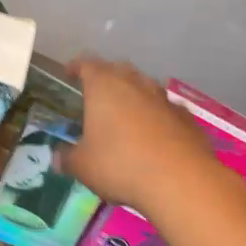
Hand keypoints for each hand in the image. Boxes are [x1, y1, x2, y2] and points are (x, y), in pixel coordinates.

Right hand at [60, 57, 231, 215]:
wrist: (180, 180)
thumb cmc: (120, 165)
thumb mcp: (82, 166)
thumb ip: (67, 158)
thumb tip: (59, 157)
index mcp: (104, 86)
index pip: (86, 64)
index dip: (75, 67)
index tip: (68, 74)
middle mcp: (135, 84)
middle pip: (118, 70)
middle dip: (106, 78)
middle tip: (96, 95)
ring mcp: (164, 99)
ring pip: (145, 87)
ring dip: (133, 96)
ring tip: (125, 115)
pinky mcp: (187, 118)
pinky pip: (165, 109)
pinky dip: (156, 116)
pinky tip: (154, 135)